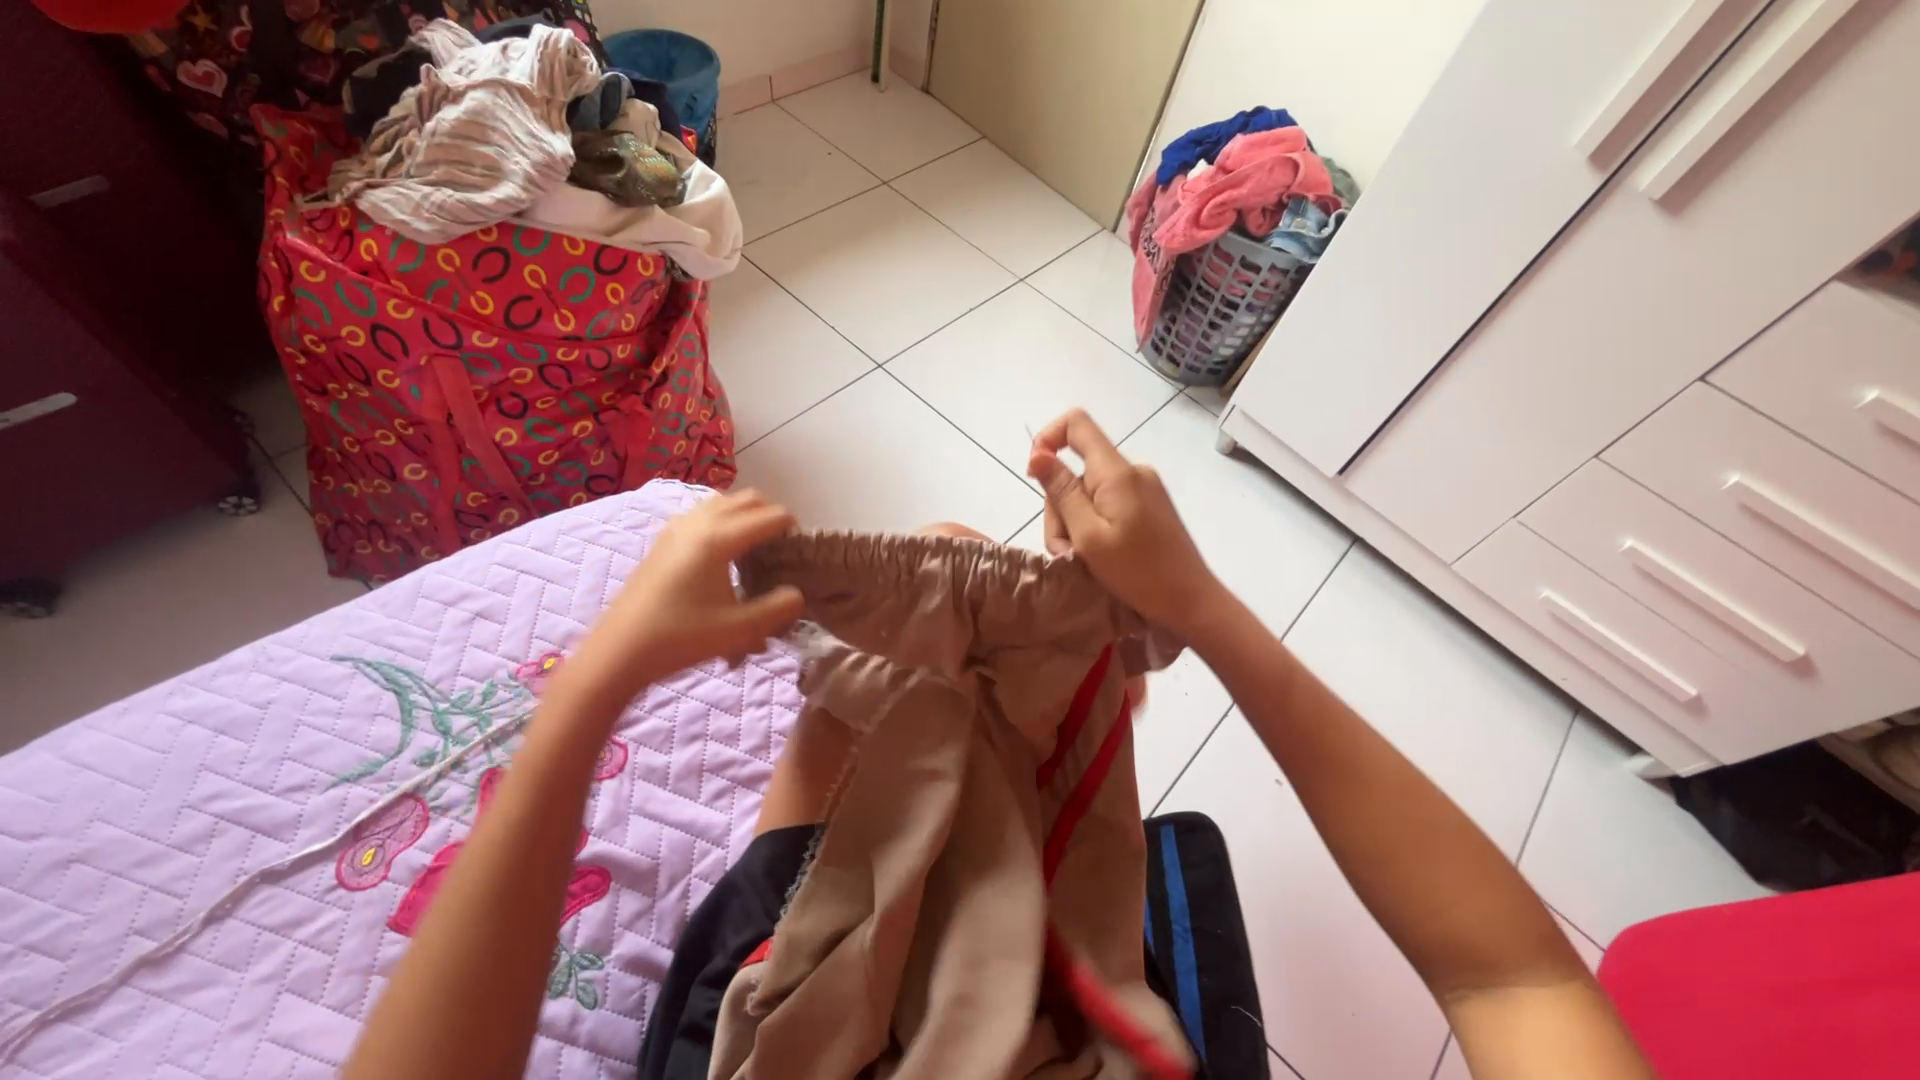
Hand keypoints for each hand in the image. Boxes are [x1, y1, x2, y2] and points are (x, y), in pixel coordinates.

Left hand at [556, 491, 804, 705]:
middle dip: (771, 517)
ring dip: (745, 517)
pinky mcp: (662, 541)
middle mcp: (698, 522)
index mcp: (719, 538)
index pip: (771, 516)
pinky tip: (721, 558)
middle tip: (781, 550)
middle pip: (747, 499)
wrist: (621, 651)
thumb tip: (795, 593)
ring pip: (722, 503)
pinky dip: (721, 523)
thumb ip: (779, 607)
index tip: (799, 557)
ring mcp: (676, 528)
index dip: (793, 531)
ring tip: (753, 551)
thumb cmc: (682, 638)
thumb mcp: (742, 629)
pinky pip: (702, 515)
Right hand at [1026, 409, 1224, 635]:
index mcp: (1117, 472)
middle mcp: (1133, 470)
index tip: (1035, 478)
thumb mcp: (1088, 536)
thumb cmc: (1137, 573)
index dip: (1046, 440)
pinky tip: (1098, 558)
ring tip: (1082, 560)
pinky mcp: (1148, 506)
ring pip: (1088, 493)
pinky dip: (1093, 527)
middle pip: (1077, 470)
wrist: (1190, 602)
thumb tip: (1037, 454)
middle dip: (1060, 508)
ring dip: (1075, 525)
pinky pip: (1107, 505)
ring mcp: (1143, 488)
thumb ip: (1061, 492)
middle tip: (1066, 550)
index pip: (1076, 423)